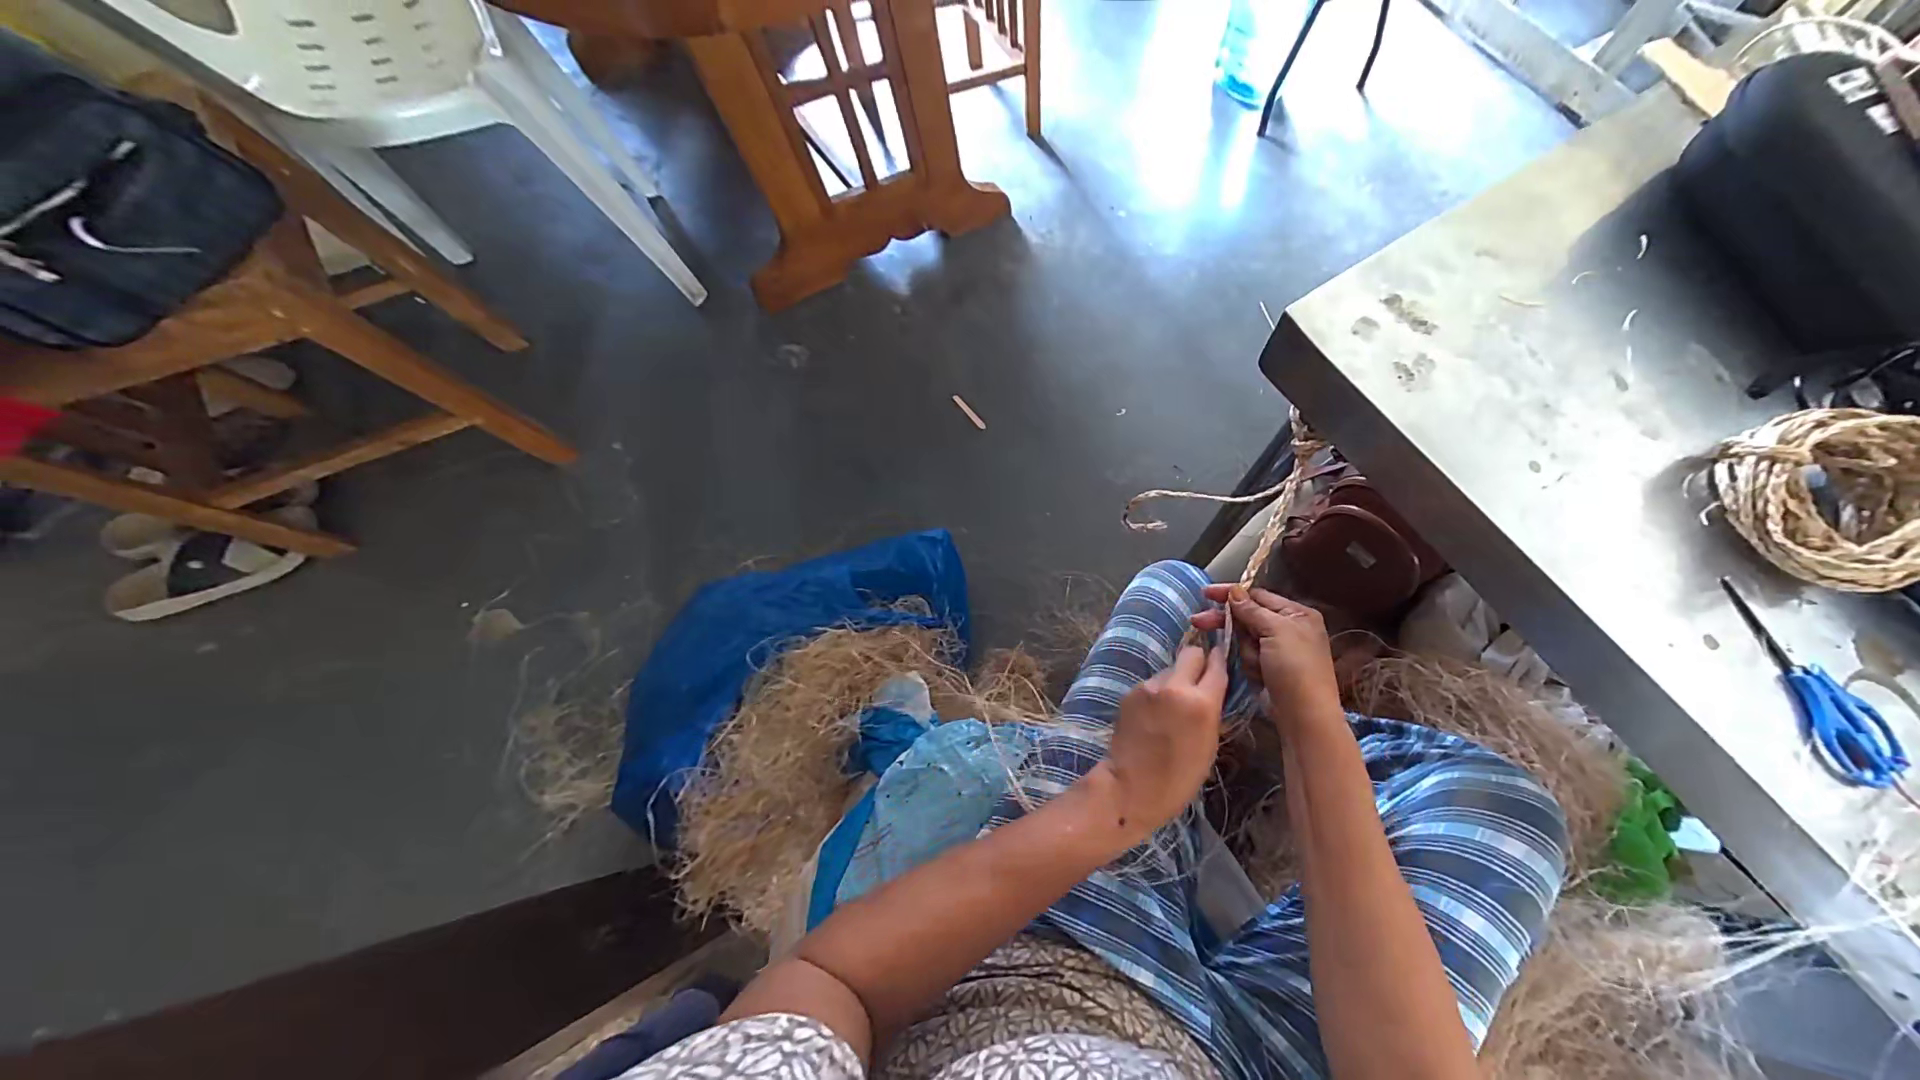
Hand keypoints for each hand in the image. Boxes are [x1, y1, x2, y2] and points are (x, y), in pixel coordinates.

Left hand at [1086, 643, 1227, 841]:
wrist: (1131, 786)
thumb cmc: (1179, 777)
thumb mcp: (1209, 744)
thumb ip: (1211, 711)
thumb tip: (1212, 691)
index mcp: (1201, 702)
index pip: (1217, 666)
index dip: (1220, 662)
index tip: (1221, 661)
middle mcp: (1174, 686)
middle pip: (1191, 654)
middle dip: (1197, 662)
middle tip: (1197, 681)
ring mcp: (1148, 687)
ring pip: (1169, 669)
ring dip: (1175, 681)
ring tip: (1173, 707)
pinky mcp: (1130, 692)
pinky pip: (1152, 684)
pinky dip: (1157, 693)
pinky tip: (1155, 714)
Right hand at [1190, 585, 1341, 728]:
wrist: (1304, 714)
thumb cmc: (1296, 668)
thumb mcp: (1276, 631)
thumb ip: (1252, 610)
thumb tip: (1234, 591)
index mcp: (1297, 614)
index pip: (1258, 596)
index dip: (1231, 594)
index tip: (1206, 594)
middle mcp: (1288, 628)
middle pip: (1247, 616)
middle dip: (1228, 622)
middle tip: (1198, 621)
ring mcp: (1277, 649)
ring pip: (1244, 638)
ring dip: (1244, 650)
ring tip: (1256, 665)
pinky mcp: (1267, 667)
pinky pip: (1246, 655)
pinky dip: (1247, 662)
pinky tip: (1256, 673)